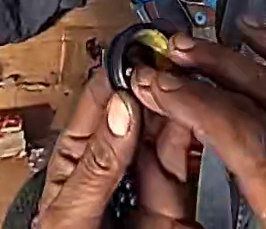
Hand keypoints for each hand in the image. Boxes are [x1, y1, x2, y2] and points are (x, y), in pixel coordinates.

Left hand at [38, 69, 196, 228]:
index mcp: (77, 163)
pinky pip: (186, 166)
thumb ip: (97, 166)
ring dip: (174, 103)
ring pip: (165, 134)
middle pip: (137, 113)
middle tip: (168, 61)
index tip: (139, 52)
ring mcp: (145, 190)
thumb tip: (120, 108)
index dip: (118, 74)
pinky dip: (193, 136)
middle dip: (152, 85)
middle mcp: (114, 170)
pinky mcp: (175, 213)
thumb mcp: (70, 218)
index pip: (99, 104)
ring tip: (184, 79)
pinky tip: (195, 113)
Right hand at [130, 18, 265, 228]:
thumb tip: (177, 199)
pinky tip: (251, 32)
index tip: (157, 88)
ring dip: (230, 56)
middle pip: (259, 98)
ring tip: (189, 45)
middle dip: (202, 73)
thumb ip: (226, 221)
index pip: (246, 136)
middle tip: (161, 62)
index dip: (195, 103)